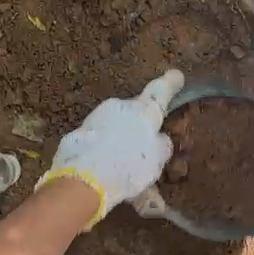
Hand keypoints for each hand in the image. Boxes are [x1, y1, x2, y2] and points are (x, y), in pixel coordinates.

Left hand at [39, 70, 184, 228]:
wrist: (83, 180)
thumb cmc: (129, 168)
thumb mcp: (157, 161)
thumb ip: (161, 145)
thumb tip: (159, 138)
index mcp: (143, 110)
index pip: (160, 91)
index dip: (170, 83)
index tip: (176, 74)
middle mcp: (119, 107)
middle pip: (134, 113)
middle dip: (138, 127)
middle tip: (143, 151)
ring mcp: (95, 118)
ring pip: (115, 129)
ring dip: (120, 144)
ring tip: (124, 174)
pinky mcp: (77, 133)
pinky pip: (98, 142)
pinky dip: (104, 155)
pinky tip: (106, 177)